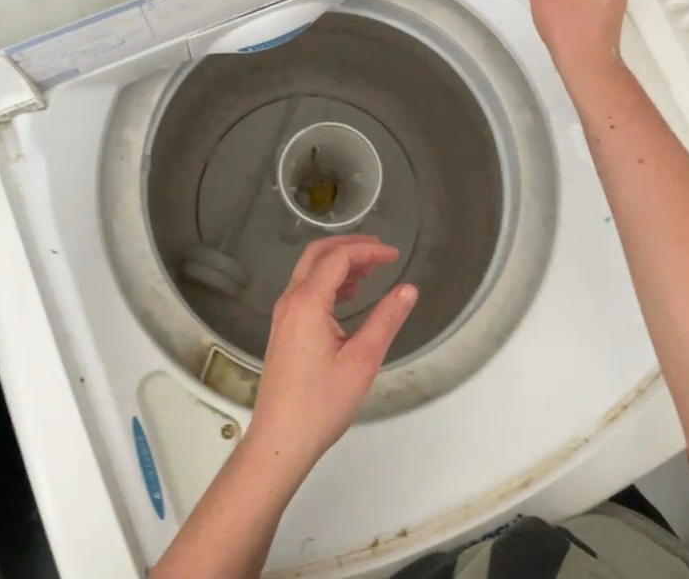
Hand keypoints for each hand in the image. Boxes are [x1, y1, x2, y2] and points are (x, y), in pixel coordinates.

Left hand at [248, 235, 417, 471]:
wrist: (280, 440)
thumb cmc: (322, 404)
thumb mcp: (362, 361)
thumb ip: (386, 320)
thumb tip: (408, 289)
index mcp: (307, 303)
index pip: (337, 258)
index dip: (368, 250)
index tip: (394, 255)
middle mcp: (290, 301)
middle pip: (317, 254)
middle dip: (350, 247)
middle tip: (381, 253)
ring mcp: (282, 315)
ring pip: (309, 271)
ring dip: (339, 263)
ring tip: (371, 272)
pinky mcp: (283, 329)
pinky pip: (305, 290)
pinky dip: (328, 281)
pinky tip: (350, 297)